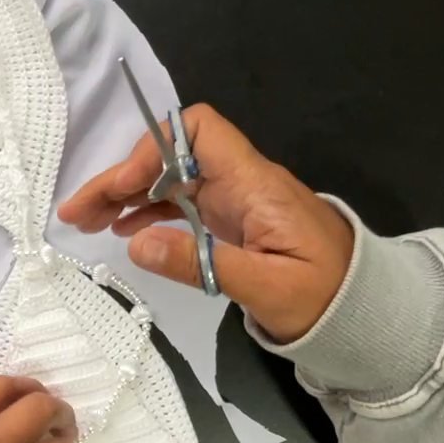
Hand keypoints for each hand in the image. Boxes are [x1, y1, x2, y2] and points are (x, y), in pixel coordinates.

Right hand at [57, 104, 354, 342]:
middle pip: (170, 159)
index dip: (155, 148)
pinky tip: (124, 230)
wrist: (366, 313)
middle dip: (120, 179)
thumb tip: (136, 244)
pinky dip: (148, 213)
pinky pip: (181, 205)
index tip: (125, 187)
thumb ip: (198, 263)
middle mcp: (240, 183)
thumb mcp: (263, 288)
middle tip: (78, 212)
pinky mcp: (231, 222)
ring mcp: (234, 202)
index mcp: (253, 185)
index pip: (200, 129)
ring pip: (169, 182)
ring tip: (87, 223)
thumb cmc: (325, 298)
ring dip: (125, 197)